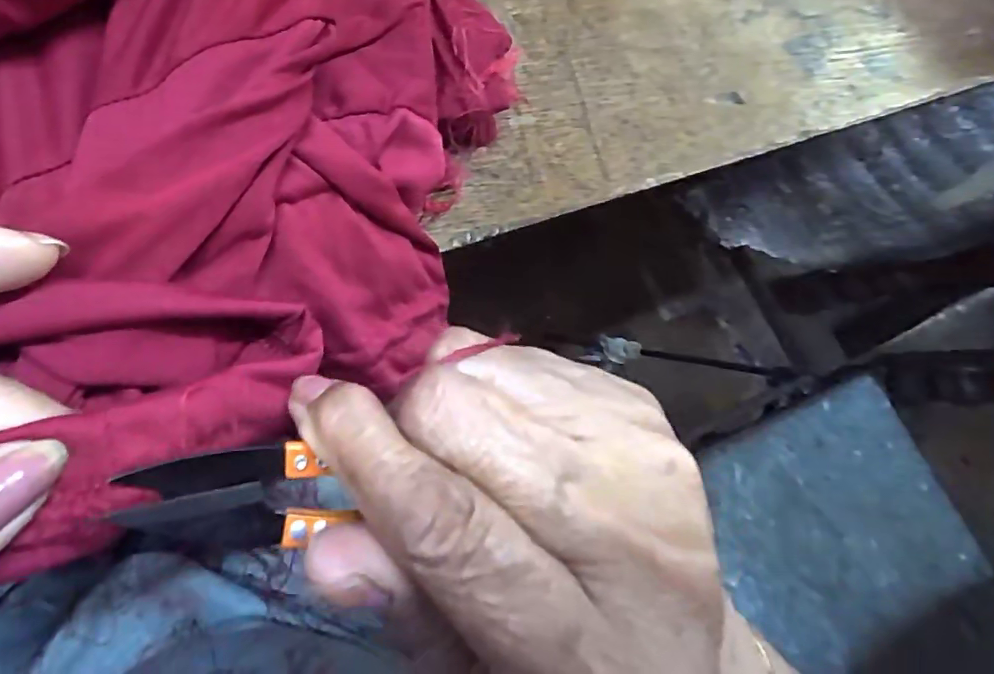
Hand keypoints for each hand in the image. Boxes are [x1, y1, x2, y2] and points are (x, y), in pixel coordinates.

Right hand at [289, 329, 789, 673]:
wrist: (684, 636)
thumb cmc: (559, 660)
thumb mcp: (471, 661)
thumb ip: (401, 599)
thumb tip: (322, 543)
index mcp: (579, 633)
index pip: (451, 524)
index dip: (369, 456)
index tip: (309, 401)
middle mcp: (623, 521)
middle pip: (460, 413)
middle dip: (400, 414)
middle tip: (393, 441)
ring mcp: (636, 443)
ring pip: (481, 364)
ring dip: (440, 390)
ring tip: (455, 439)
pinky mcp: (635, 397)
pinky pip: (514, 352)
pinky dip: (480, 375)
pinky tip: (499, 421)